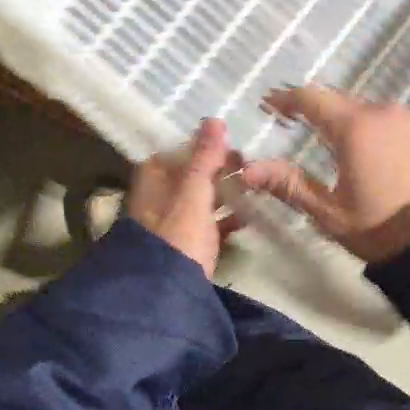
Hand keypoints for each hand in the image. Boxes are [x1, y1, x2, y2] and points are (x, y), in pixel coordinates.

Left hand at [127, 118, 240, 277]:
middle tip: (252, 166)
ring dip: (225, 194)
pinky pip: (208, 226)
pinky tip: (248, 217)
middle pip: (192, 176)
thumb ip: (204, 157)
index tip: (236, 146)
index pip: (181, 151)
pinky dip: (225, 220)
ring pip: (201, 201)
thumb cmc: (178, 233)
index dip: (207, 147)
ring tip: (256, 187)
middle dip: (220, 171)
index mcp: (153, 178)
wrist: (166, 289)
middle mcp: (157, 197)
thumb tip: (214, 119)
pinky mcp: (185, 247)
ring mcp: (171, 223)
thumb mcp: (193, 191)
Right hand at [240, 85, 409, 263]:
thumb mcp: (329, 213)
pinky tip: (369, 151)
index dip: (286, 99)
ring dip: (346, 120)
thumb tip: (246, 170)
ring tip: (333, 143)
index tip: (269, 105)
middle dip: (316, 109)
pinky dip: (373, 128)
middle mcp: (383, 111)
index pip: (311, 98)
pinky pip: (391, 119)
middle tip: (295, 123)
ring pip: (367, 109)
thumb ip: (288, 185)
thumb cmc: (382, 228)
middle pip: (340, 100)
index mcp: (354, 128)